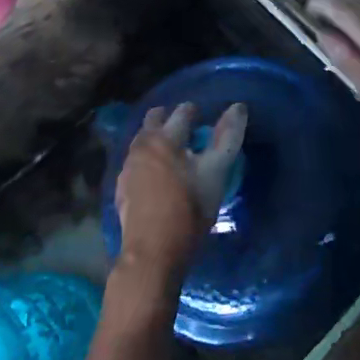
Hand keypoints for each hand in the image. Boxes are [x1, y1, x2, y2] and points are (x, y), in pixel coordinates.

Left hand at [115, 102, 246, 280]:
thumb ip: (227, 138)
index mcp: (164, 138)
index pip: (181, 113)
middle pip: (153, 121)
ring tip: (170, 150)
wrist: (152, 253)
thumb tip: (238, 107)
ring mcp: (127, 168)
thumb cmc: (188, 210)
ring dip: (155, 138)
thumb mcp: (215, 174)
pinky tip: (154, 174)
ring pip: (141, 141)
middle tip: (183, 127)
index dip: (193, 111)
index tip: (201, 115)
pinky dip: (146, 159)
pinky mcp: (121, 189)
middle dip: (167, 118)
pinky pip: (134, 163)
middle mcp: (141, 147)